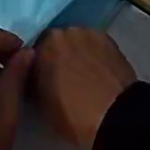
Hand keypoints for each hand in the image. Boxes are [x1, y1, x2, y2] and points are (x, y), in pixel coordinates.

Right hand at [34, 27, 136, 149]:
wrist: (115, 116)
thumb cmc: (72, 114)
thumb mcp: (43, 104)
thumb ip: (37, 82)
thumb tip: (40, 77)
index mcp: (41, 48)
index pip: (33, 55)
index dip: (38, 68)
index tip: (43, 81)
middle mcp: (62, 33)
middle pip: (56, 43)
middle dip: (58, 56)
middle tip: (64, 77)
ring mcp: (86, 33)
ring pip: (76, 42)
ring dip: (77, 52)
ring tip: (85, 74)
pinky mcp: (108, 38)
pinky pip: (94, 44)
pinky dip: (94, 54)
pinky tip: (99, 70)